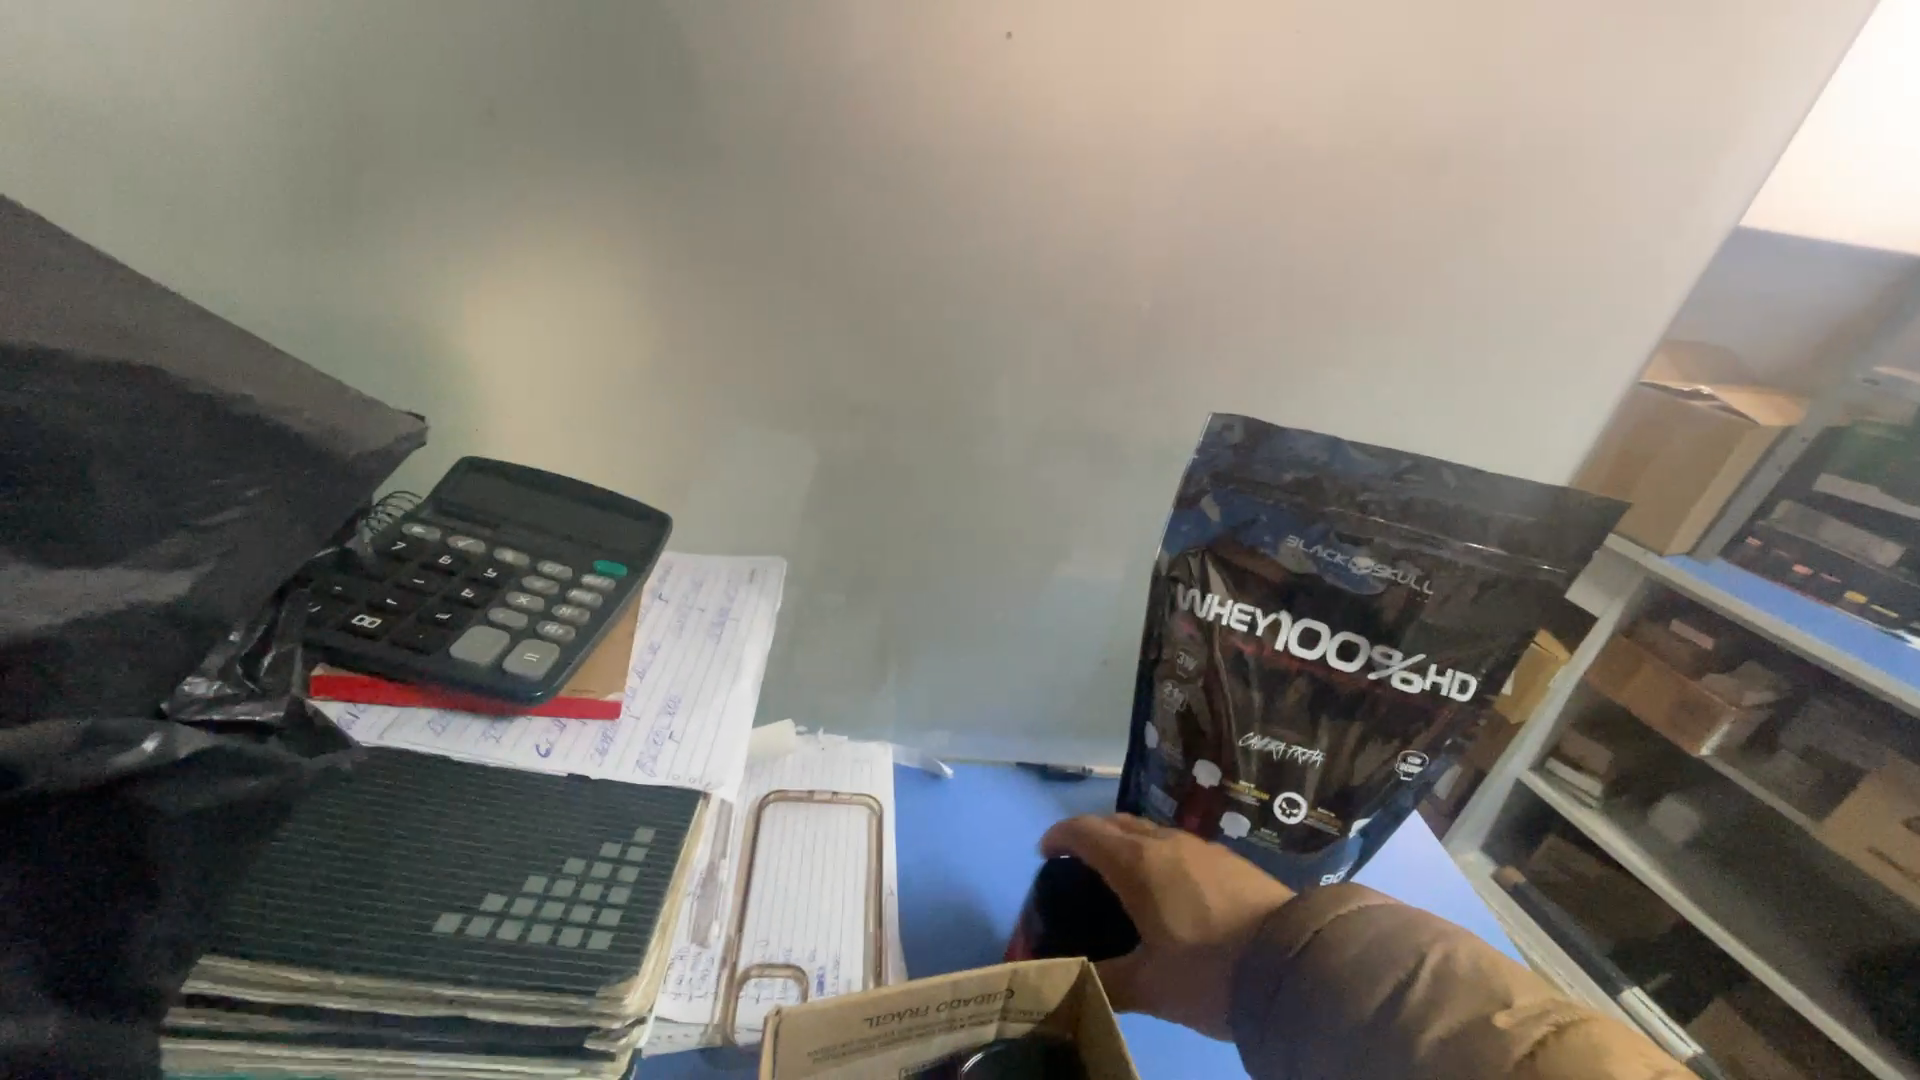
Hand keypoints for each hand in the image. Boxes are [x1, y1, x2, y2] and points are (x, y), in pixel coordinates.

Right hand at [1040, 814, 1294, 1040]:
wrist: (1296, 963)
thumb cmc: (1211, 971)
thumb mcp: (1152, 988)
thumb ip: (1106, 982)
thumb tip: (1073, 983)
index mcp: (1136, 864)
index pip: (1084, 831)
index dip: (1059, 836)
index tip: (1045, 851)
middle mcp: (1164, 843)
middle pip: (1116, 822)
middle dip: (1091, 835)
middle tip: (1078, 863)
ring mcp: (1201, 847)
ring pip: (1150, 831)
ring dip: (1126, 842)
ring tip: (1122, 876)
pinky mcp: (1229, 859)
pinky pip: (1177, 846)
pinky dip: (1157, 855)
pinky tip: (1169, 889)